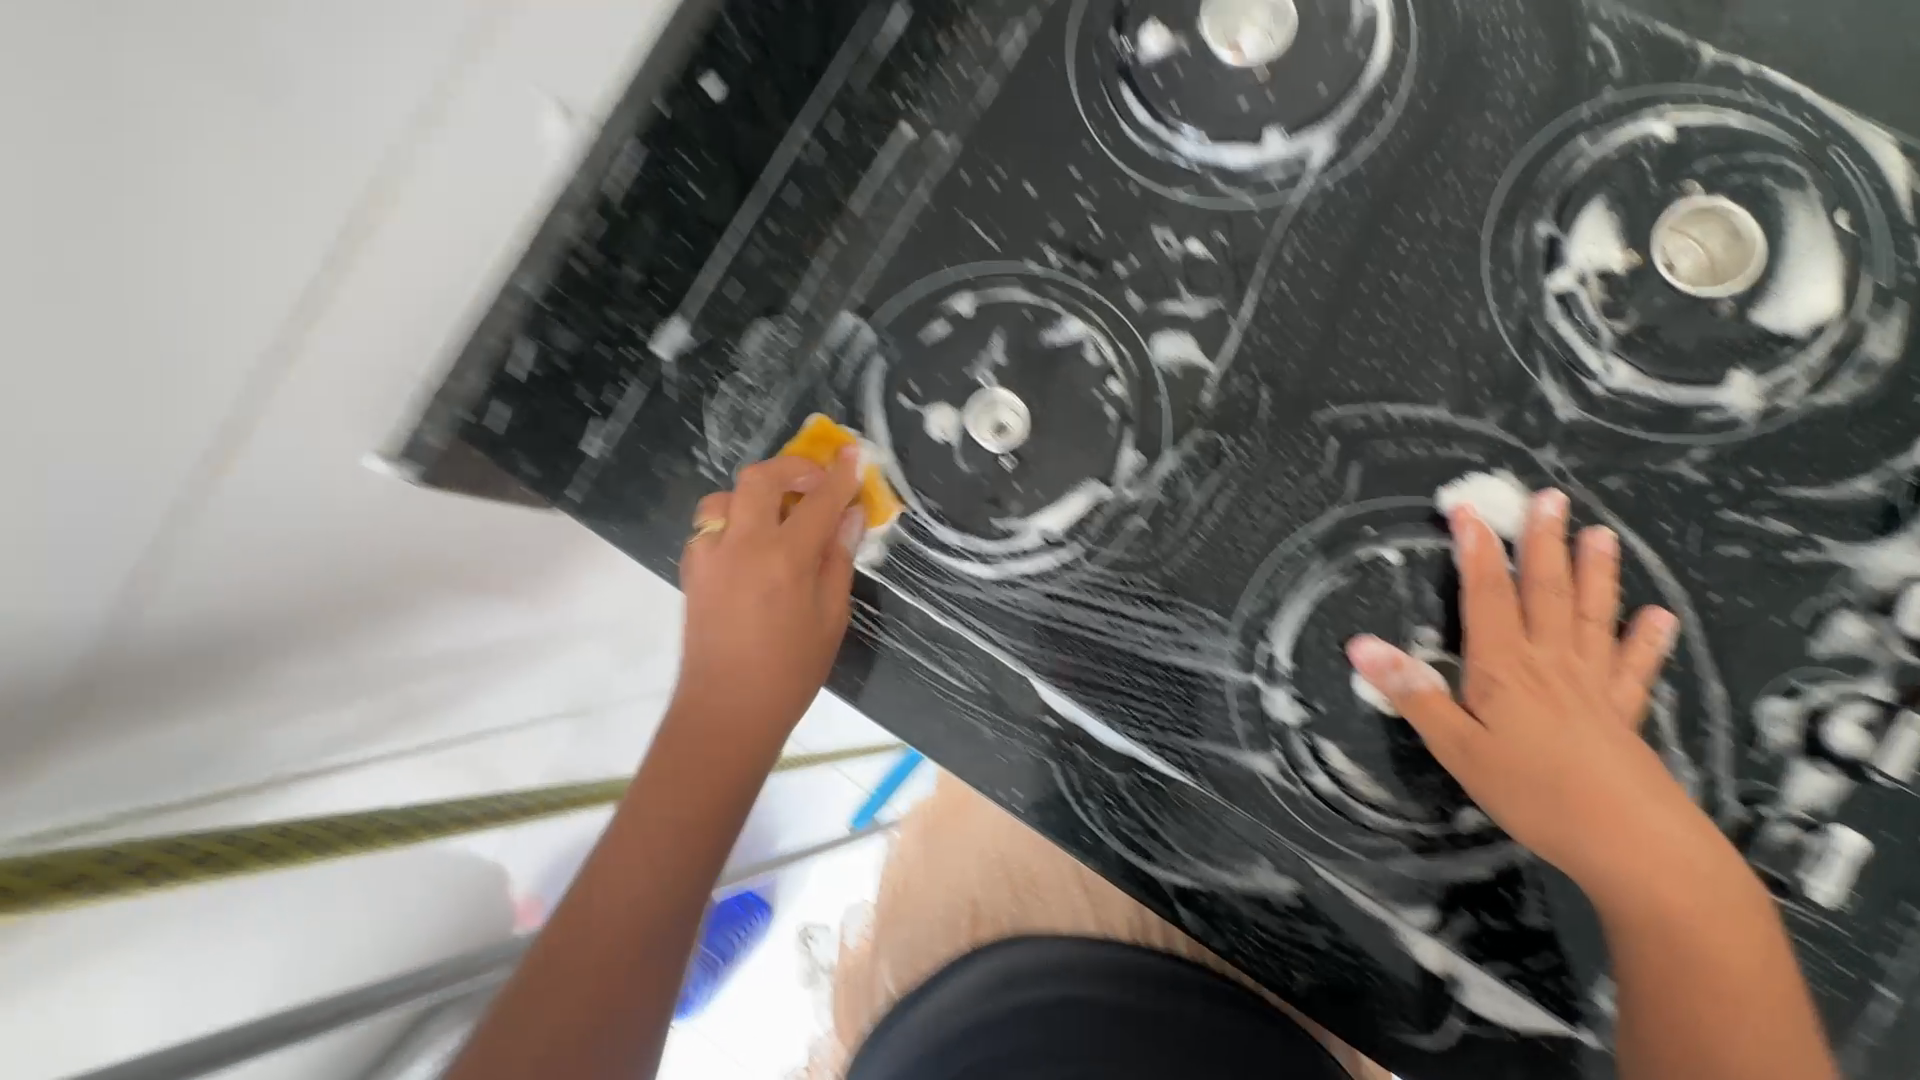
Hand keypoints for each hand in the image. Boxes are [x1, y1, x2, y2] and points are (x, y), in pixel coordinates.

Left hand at [676, 447, 867, 735]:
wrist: (727, 708)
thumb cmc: (791, 670)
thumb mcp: (831, 617)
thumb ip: (838, 559)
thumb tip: (850, 515)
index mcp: (785, 559)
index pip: (819, 500)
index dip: (839, 474)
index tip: (852, 453)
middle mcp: (742, 545)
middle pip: (761, 478)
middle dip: (792, 467)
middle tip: (815, 481)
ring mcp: (709, 554)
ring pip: (727, 496)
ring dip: (757, 494)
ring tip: (779, 514)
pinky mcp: (692, 568)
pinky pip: (711, 525)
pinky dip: (734, 520)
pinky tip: (752, 546)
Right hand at [1346, 489, 1710, 894]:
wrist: (1634, 844)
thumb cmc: (1533, 794)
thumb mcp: (1456, 748)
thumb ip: (1413, 693)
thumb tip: (1360, 644)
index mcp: (1503, 668)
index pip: (1486, 595)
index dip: (1476, 550)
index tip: (1469, 509)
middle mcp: (1550, 663)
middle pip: (1545, 593)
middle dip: (1542, 544)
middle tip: (1548, 498)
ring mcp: (1593, 685)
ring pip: (1592, 617)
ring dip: (1595, 573)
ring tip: (1601, 534)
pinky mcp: (1624, 713)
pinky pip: (1634, 666)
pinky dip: (1645, 639)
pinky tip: (1657, 617)